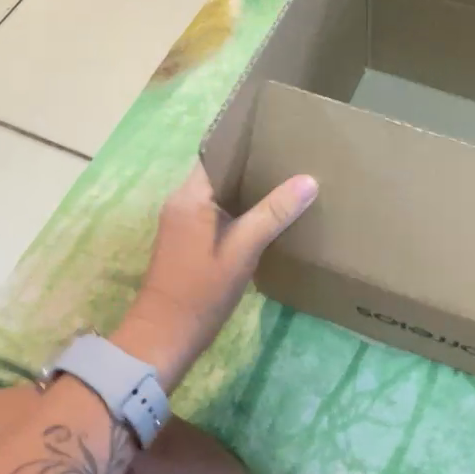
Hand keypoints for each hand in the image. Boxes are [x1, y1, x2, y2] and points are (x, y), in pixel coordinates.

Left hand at [110, 165, 317, 391]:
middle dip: (254, 166)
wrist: (165, 337)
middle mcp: (182, 202)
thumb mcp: (243, 249)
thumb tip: (309, 180)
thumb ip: (274, 213)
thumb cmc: (201, 289)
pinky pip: (218, 211)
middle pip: (222, 172)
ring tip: (286, 181)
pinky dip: (240, 209)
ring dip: (248, 189)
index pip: (219, 153)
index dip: (246, 143)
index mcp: (190, 196)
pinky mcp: (188, 241)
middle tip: (291, 158)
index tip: (278, 136)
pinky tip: (267, 215)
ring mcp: (183, 223)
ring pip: (220, 193)